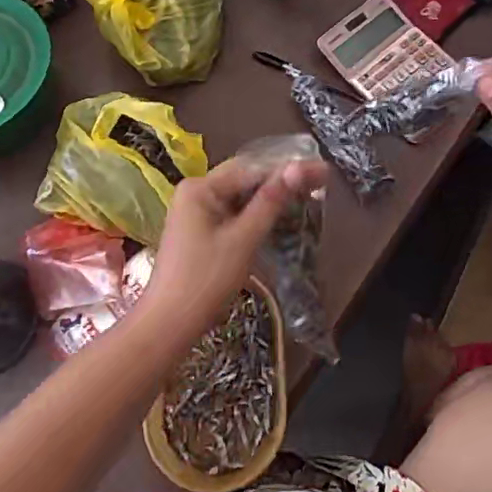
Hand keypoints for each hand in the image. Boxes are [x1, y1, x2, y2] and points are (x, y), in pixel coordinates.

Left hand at [135, 156, 328, 339]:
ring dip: (270, 199)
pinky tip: (279, 219)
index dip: (288, 169)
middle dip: (280, 182)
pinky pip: (232, 214)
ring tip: (307, 198)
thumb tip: (299, 168)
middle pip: (244, 179)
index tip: (322, 171)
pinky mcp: (199, 231)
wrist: (169, 323)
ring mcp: (194, 212)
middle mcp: (194, 192)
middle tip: (319, 184)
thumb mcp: (243, 239)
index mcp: (199, 188)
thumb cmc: (205, 280)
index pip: (251, 168)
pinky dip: (255, 216)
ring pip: (239, 198)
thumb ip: (270, 202)